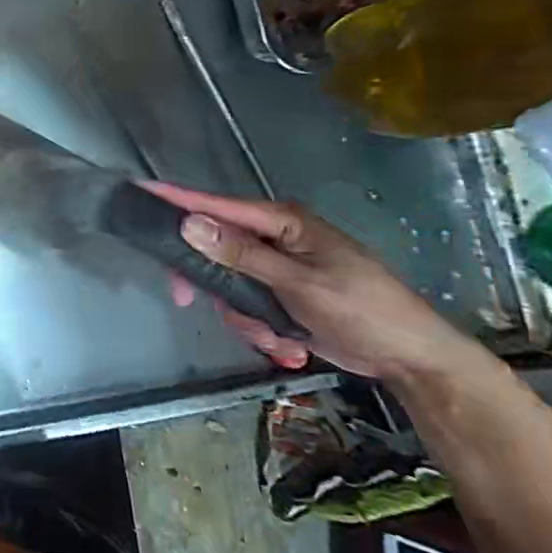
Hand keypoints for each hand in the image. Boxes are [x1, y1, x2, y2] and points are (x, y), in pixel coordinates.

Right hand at [142, 183, 477, 378]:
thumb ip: (242, 254)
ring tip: (275, 339)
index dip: (175, 199)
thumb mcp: (300, 284)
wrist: (414, 361)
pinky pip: (243, 304)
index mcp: (282, 223)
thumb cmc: (366, 312)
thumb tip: (190, 223)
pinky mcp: (278, 293)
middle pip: (210, 248)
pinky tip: (286, 344)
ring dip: (242, 316)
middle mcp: (273, 238)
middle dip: (206, 283)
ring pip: (223, 284)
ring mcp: (275, 266)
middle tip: (186, 300)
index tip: (137, 191)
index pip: (216, 205)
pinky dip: (258, 328)